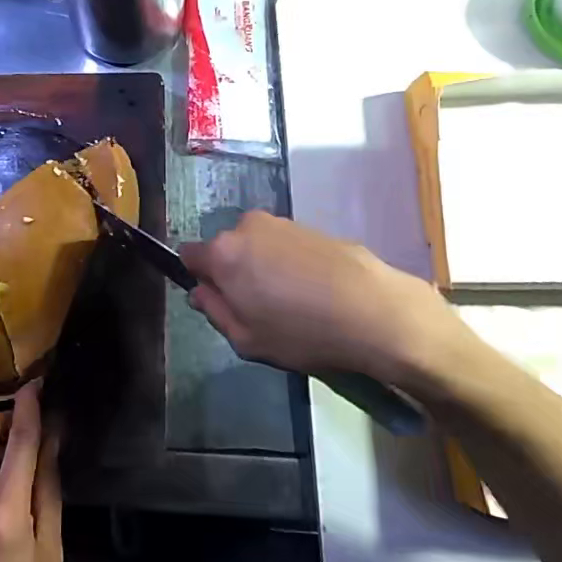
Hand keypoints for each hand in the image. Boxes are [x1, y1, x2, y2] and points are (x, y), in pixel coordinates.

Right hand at [179, 212, 463, 385]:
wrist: (372, 309)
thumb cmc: (301, 331)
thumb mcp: (246, 339)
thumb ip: (215, 310)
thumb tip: (202, 291)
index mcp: (225, 252)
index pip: (190, 255)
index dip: (199, 279)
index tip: (217, 301)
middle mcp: (249, 226)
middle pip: (227, 250)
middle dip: (234, 274)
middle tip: (258, 310)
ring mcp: (283, 222)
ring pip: (258, 247)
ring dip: (264, 268)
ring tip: (292, 303)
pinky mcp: (312, 226)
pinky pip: (285, 246)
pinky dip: (289, 264)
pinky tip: (313, 291)